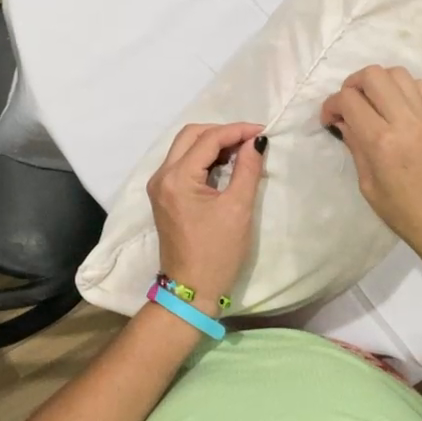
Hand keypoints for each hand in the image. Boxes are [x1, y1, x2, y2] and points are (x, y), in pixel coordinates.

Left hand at [147, 122, 265, 313]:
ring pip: (184, 147)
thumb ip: (247, 168)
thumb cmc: (217, 252)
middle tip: (250, 139)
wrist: (191, 290)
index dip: (236, 130)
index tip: (262, 131)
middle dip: (221, 132)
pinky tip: (225, 164)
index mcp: (177, 178)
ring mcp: (159, 185)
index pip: (207, 139)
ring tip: (241, 150)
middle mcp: (161, 175)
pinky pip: (182, 163)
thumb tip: (256, 141)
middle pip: (190, 136)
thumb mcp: (238, 208)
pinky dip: (203, 158)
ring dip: (212, 144)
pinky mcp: (163, 195)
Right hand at [321, 65, 421, 267]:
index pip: (348, 100)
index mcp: (382, 143)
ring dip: (379, 83)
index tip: (330, 119)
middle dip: (352, 84)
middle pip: (373, 75)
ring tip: (374, 103)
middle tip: (350, 105)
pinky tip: (399, 108)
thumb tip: (343, 122)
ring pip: (398, 73)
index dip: (331, 105)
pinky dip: (404, 88)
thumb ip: (356, 147)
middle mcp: (406, 122)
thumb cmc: (407, 215)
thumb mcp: (369, 187)